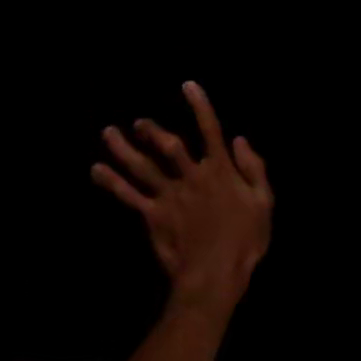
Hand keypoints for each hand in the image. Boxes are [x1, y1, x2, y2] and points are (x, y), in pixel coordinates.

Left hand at [93, 82, 273, 311]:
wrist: (215, 275)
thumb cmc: (246, 240)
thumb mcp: (263, 202)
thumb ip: (253, 168)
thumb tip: (239, 139)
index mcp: (220, 171)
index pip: (210, 130)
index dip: (200, 106)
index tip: (188, 85)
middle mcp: (191, 177)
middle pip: (169, 147)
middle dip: (152, 131)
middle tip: (137, 123)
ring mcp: (169, 196)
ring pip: (143, 167)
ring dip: (124, 149)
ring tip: (108, 133)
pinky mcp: (153, 216)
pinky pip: (129, 196)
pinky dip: (111, 182)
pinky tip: (97, 170)